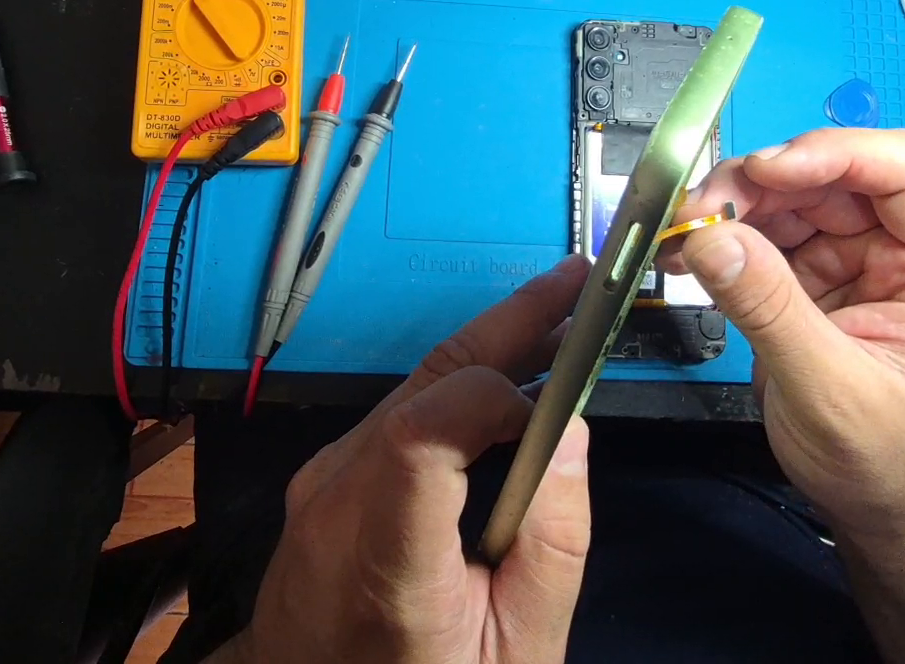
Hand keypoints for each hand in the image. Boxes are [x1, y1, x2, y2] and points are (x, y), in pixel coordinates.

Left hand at [214, 256, 591, 663]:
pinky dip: (468, 375)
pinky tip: (514, 365)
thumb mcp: (515, 654)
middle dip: (513, 321)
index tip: (556, 409)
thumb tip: (569, 429)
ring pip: (420, 378)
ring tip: (561, 312)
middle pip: (428, 380)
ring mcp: (326, 471)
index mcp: (383, 562)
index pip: (422, 435)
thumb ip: (552, 546)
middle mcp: (338, 497)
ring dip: (496, 338)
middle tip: (578, 278)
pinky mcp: (331, 462)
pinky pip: (408, 401)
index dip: (494, 398)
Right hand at [659, 129, 904, 547]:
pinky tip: (686, 255)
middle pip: (832, 176)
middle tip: (695, 212)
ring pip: (789, 197)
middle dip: (760, 184)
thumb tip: (709, 237)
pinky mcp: (811, 276)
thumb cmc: (890, 465)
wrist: (880, 515)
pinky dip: (720, 237)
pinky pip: (763, 233)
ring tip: (680, 236)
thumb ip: (772, 310)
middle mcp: (903, 249)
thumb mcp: (833, 393)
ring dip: (730, 207)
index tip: (764, 173)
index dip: (837, 155)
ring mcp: (854, 258)